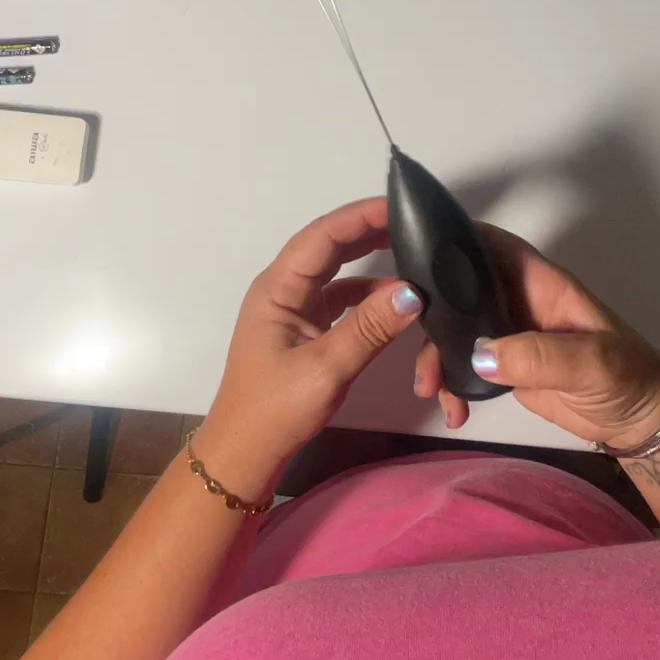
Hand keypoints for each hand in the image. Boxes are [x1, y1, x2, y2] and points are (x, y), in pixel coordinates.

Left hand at [199, 198, 424, 487]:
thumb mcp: (325, 369)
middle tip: (414, 220)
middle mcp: (284, 290)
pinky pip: (341, 297)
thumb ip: (369, 329)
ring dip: (370, 257)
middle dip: (368, 228)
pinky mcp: (306, 328)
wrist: (246, 453)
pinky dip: (368, 293)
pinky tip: (396, 298)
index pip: (322, 237)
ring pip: (336, 269)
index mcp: (278, 289)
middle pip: (329, 245)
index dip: (360, 216)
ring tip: (411, 248)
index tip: (401, 207)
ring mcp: (295, 309)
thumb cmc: (274, 410)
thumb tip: (414, 292)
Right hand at [412, 225, 659, 446]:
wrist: (641, 424)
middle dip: (431, 308)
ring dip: (436, 354)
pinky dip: (451, 384)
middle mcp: (517, 302)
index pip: (492, 246)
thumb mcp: (591, 363)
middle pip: (460, 288)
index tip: (416, 250)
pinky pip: (464, 366)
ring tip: (429, 387)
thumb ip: (538, 356)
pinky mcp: (503, 367)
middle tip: (408, 336)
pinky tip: (451, 408)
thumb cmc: (628, 377)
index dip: (455, 238)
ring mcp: (508, 335)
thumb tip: (479, 355)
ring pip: (456, 331)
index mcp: (540, 284)